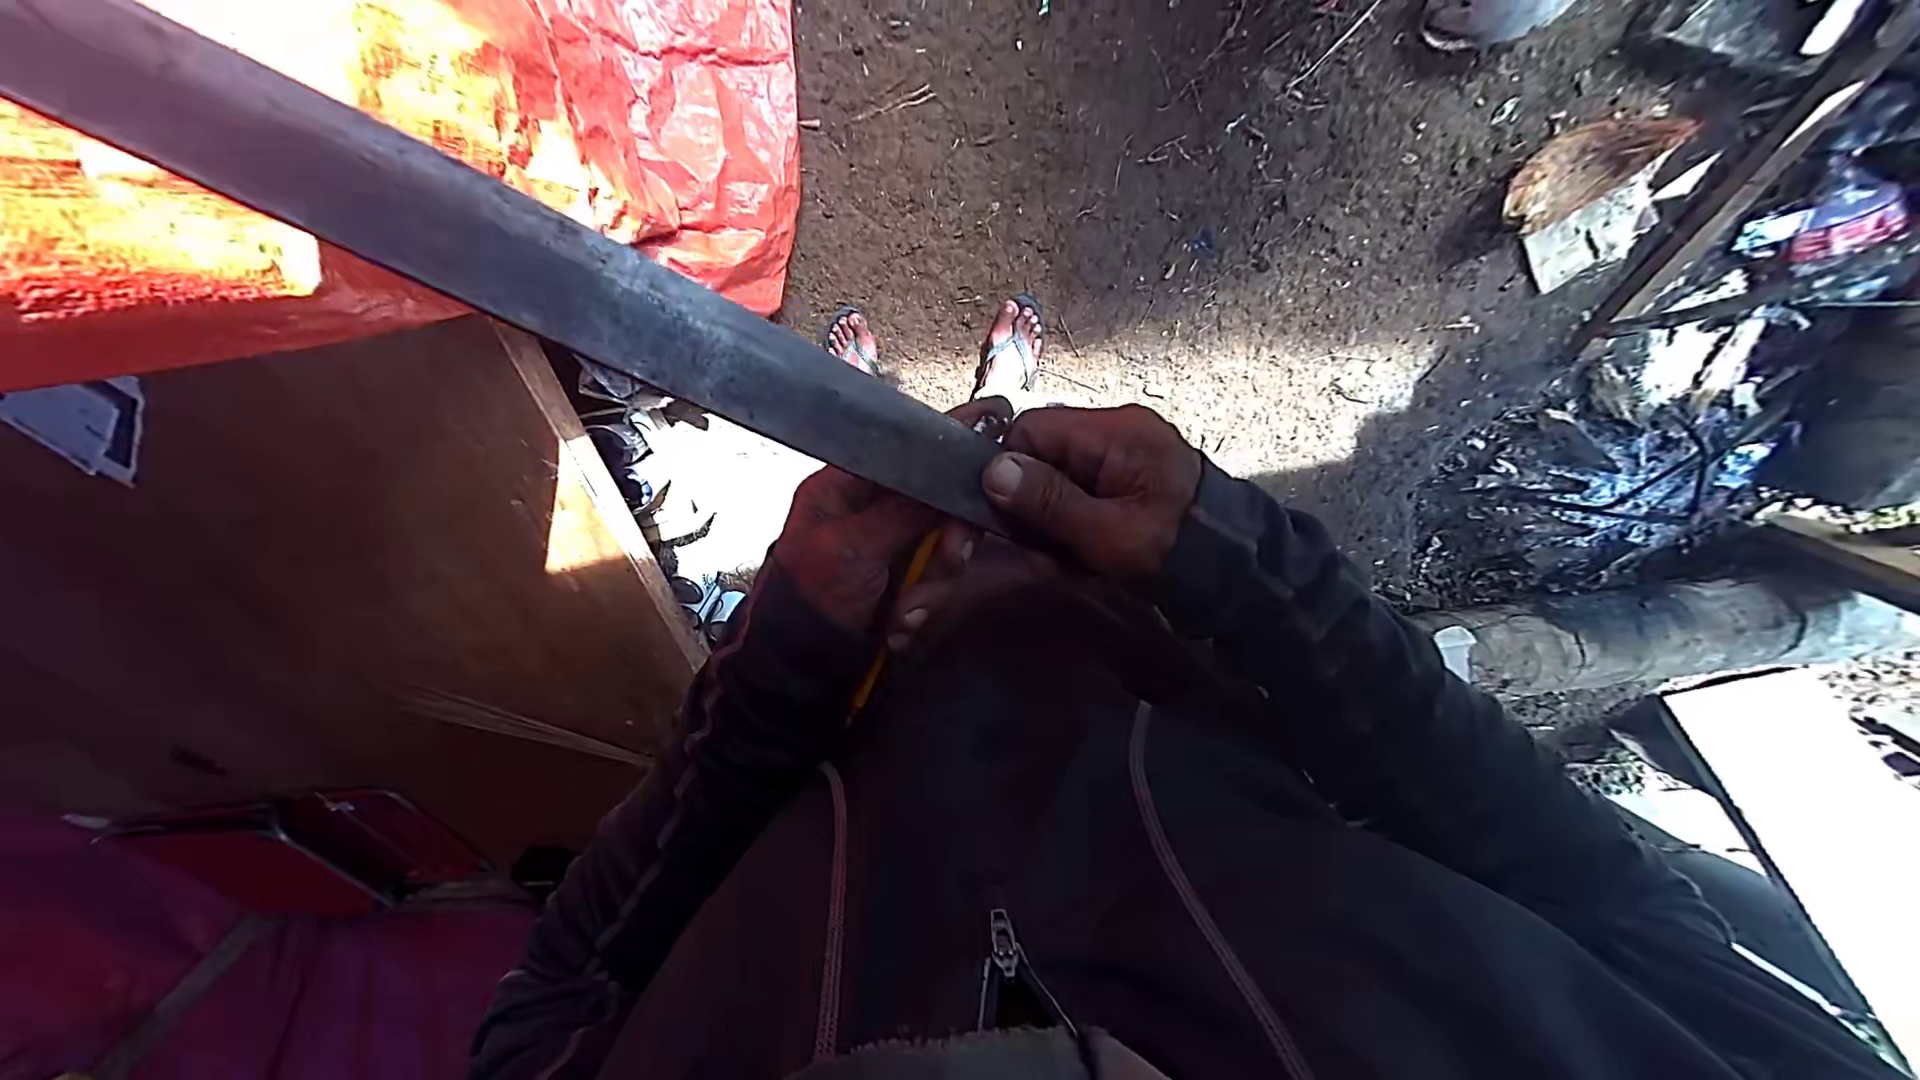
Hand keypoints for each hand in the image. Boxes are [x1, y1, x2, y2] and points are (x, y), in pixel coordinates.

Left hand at [772, 397, 1013, 631]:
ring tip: (908, 612)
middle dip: (947, 535)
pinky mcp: (908, 572)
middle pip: (935, 496)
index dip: (942, 439)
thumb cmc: (811, 598)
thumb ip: (903, 511)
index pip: (900, 448)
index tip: (988, 422)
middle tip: (952, 557)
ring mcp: (894, 541)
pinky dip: (926, 601)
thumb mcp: (852, 549)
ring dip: (934, 580)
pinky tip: (902, 623)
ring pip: (945, 539)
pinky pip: (939, 573)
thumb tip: (949, 475)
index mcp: (844, 485)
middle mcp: (874, 507)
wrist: (804, 668)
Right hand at [979, 404, 1200, 577]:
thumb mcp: (1107, 534)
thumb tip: (993, 472)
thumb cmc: (1176, 550)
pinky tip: (1083, 555)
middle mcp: (1115, 431)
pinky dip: (1072, 525)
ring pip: (1055, 480)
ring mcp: (1121, 453)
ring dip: (1052, 524)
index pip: (1030, 429)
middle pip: (1040, 456)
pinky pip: (1078, 492)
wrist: (1236, 569)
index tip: (1010, 518)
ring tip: (1069, 561)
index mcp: (1114, 432)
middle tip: (1044, 553)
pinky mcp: (1125, 476)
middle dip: (1033, 508)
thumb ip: (1049, 502)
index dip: (1009, 471)